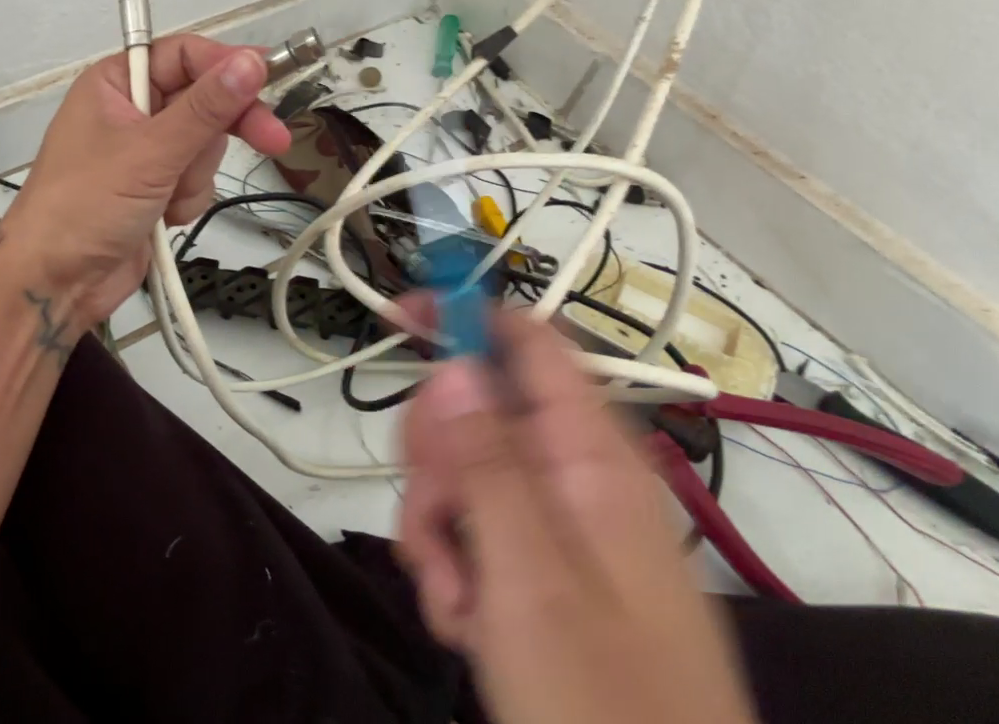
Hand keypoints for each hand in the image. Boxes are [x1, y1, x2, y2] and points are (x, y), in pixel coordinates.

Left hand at [0, 35, 291, 326]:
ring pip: (203, 146)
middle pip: (201, 100)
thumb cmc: (85, 207)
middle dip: (220, 130)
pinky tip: (163, 218)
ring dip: (194, 176)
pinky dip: (187, 200)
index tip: (268, 79)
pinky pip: (194, 180)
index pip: (183, 55)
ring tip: (164, 199)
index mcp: (115, 83)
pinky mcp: (153, 189)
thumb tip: (250, 62)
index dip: (226, 66)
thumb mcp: (150, 152)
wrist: (55, 282)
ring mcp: (142, 153)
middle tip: (271, 141)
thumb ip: (205, 109)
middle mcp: (129, 111)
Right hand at [396, 310, 756, 723]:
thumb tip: (457, 364)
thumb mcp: (529, 579)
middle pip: (482, 414)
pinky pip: (481, 532)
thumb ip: (488, 463)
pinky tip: (467, 622)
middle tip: (436, 525)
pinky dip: (456, 567)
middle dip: (437, 462)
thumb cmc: (601, 701)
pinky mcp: (552, 569)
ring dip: (439, 530)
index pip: (530, 344)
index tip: (396, 315)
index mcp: (593, 461)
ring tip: (455, 602)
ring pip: (470, 477)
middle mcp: (582, 479)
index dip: (464, 313)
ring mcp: (567, 527)